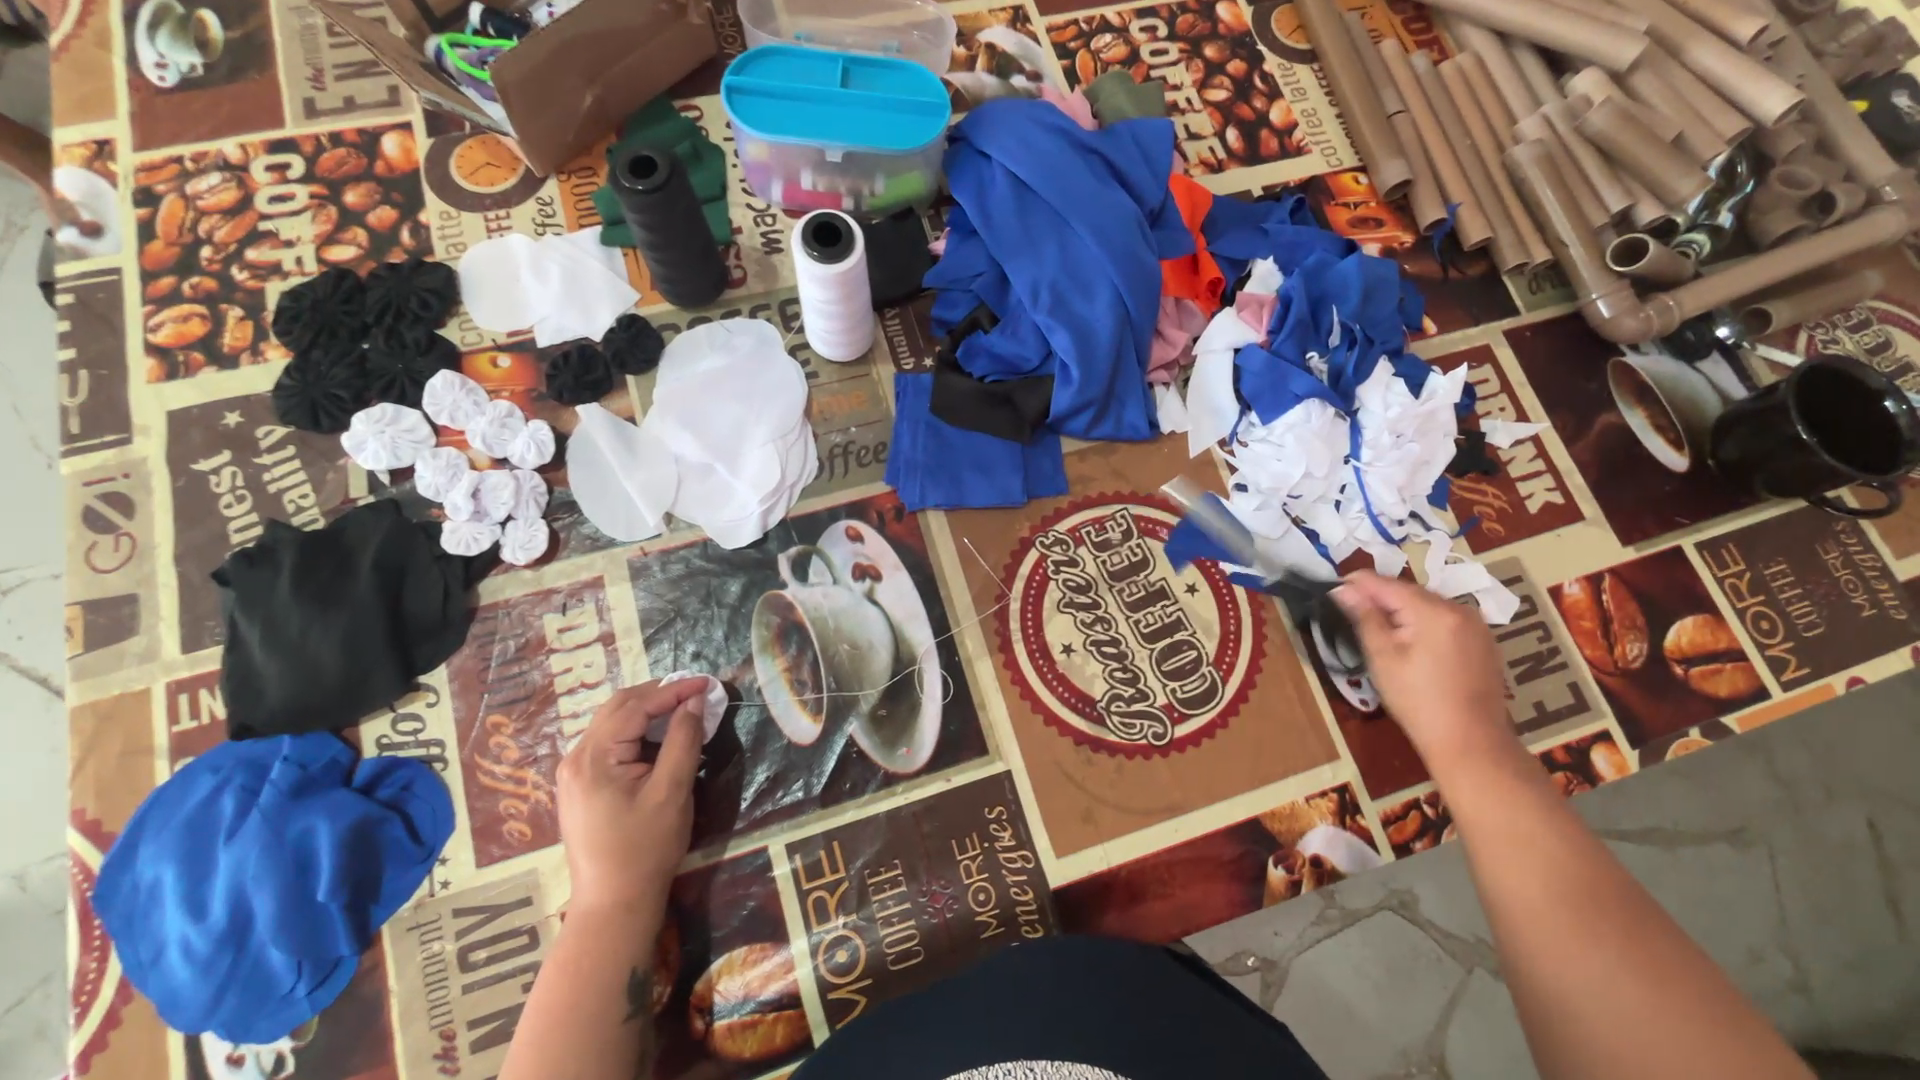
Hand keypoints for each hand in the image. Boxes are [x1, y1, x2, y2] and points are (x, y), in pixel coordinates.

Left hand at [558, 678, 708, 916]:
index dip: (674, 690)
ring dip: (647, 711)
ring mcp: (573, 772)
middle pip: (618, 707)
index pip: (636, 706)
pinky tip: (659, 738)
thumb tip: (693, 702)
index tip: (707, 683)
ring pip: (612, 723)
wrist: (613, 903)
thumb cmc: (646, 848)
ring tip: (682, 709)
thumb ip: (683, 740)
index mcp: (594, 757)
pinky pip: (608, 743)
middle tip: (695, 691)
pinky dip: (636, 731)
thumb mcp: (672, 791)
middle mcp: (576, 757)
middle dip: (658, 694)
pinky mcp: (580, 786)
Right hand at [1333, 571, 1514, 768]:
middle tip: (1353, 614)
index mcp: (1433, 611)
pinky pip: (1446, 620)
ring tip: (1380, 630)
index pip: (1386, 583)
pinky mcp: (1484, 641)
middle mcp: (1460, 608)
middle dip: (1380, 598)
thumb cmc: (1418, 701)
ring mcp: (1477, 625)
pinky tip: (1412, 645)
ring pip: (1428, 605)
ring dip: (1403, 611)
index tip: (1333, 590)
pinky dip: (1425, 624)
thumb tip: (1343, 589)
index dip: (1357, 583)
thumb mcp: (1383, 658)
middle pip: (1409, 591)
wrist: (1471, 742)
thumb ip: (1364, 617)